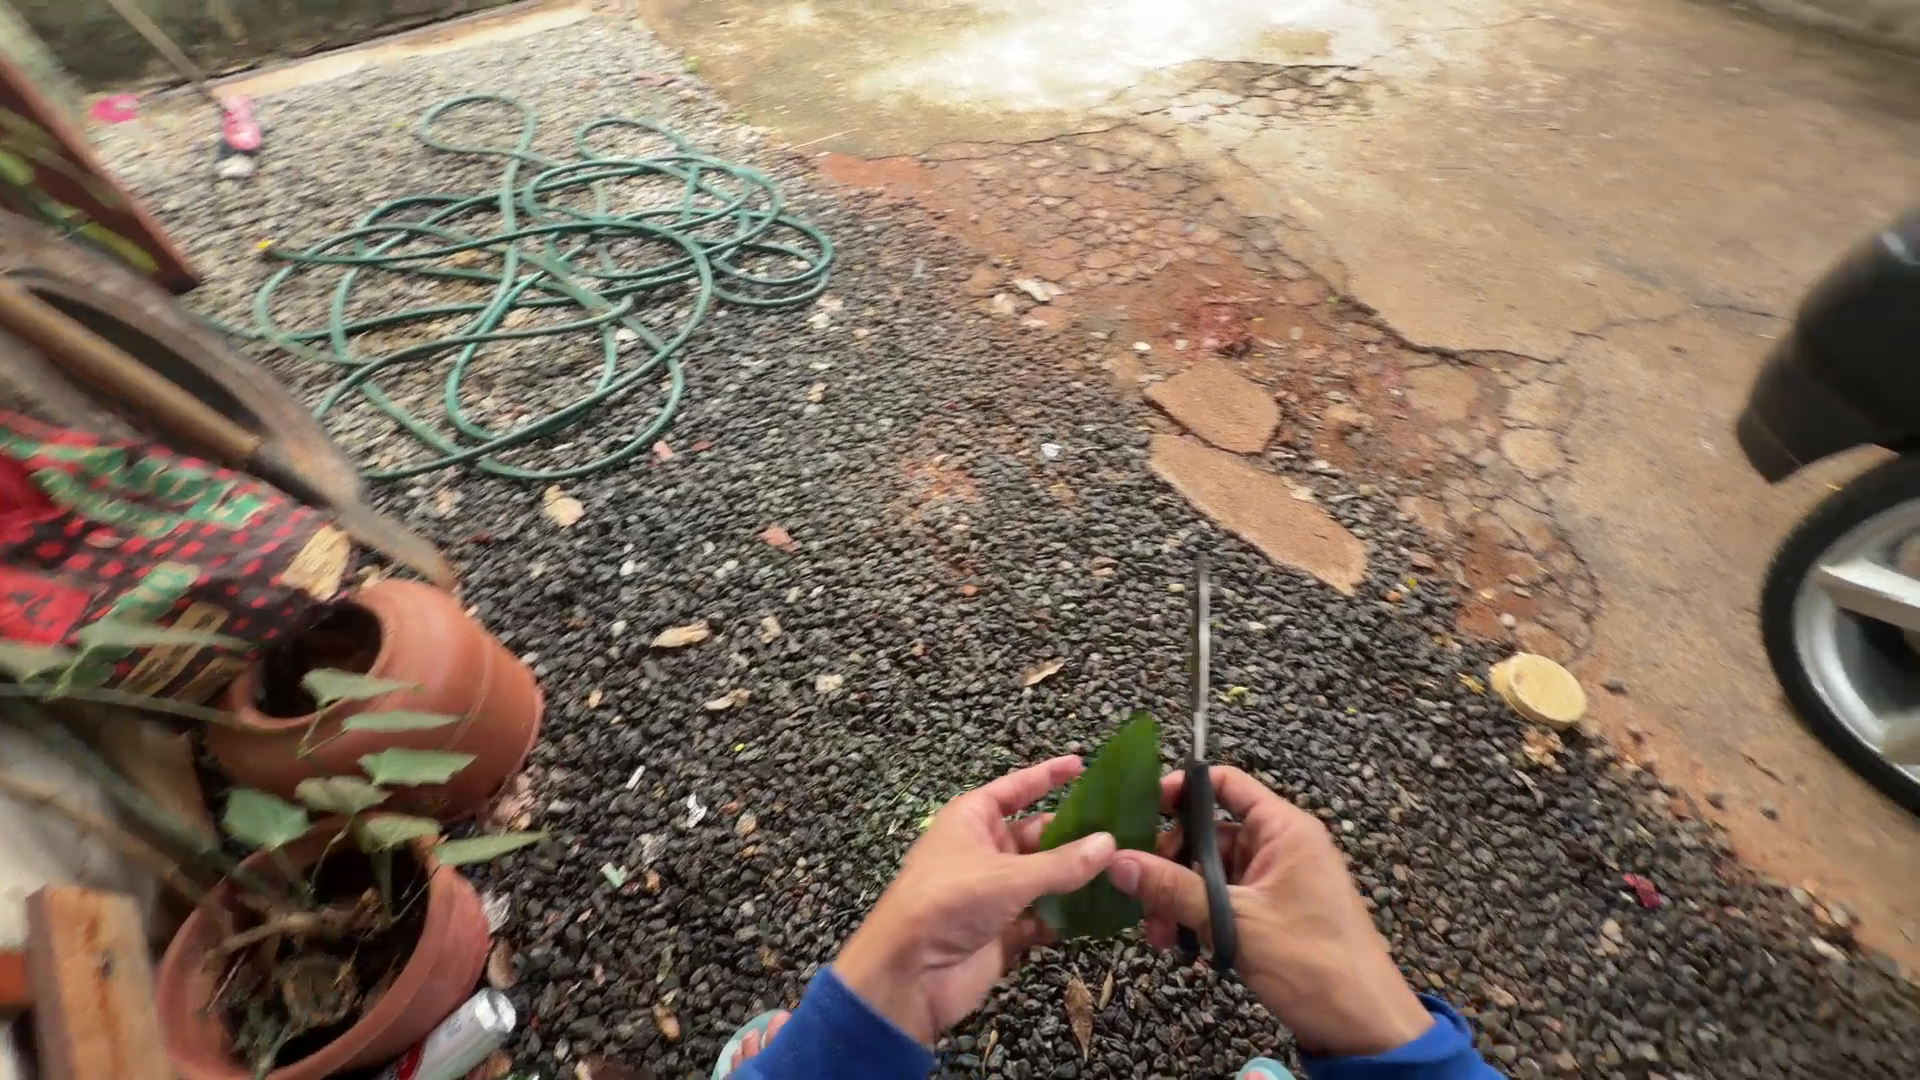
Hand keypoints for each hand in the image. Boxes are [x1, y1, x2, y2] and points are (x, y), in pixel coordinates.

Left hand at [833, 756, 1117, 1044]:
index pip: (1016, 788)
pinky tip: (1100, 915)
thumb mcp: (1008, 876)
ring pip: (1043, 876)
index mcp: (973, 818)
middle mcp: (984, 848)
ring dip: (1075, 877)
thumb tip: (1109, 843)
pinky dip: (1065, 916)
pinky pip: (1041, 915)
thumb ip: (1061, 864)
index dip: (1047, 775)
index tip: (1081, 764)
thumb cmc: (949, 901)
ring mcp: (993, 890)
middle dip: (1073, 834)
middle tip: (1120, 831)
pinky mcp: (1002, 929)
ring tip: (1121, 870)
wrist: (908, 974)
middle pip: (1036, 833)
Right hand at [1107, 765, 1432, 1057]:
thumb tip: (1116, 860)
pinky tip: (1179, 943)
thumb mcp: (1235, 923)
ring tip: (1160, 933)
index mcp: (1282, 829)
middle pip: (1206, 832)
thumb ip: (1173, 888)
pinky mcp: (1268, 912)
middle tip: (1143, 894)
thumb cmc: (1313, 964)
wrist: (1369, 1036)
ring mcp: (1272, 880)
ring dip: (1178, 896)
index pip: (1225, 782)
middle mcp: (1277, 845)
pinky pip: (1219, 898)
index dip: (1181, 788)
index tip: (1144, 809)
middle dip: (1169, 863)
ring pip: (1207, 871)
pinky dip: (1196, 915)